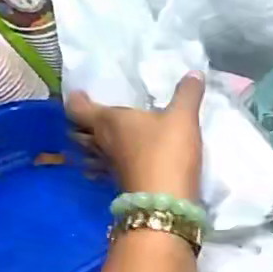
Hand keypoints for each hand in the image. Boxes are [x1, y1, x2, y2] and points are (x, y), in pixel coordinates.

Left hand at [66, 73, 204, 199]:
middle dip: (80, 124)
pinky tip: (116, 164)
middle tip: (91, 117)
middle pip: (76, 132)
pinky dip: (102, 165)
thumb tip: (195, 72)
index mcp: (108, 121)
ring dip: (88, 147)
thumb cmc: (168, 151)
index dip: (77, 100)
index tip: (81, 94)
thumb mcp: (183, 118)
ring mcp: (107, 166)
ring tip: (100, 141)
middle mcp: (101, 142)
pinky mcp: (118, 183)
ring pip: (86, 153)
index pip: (78, 107)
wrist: (166, 199)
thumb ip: (188, 94)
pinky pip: (101, 170)